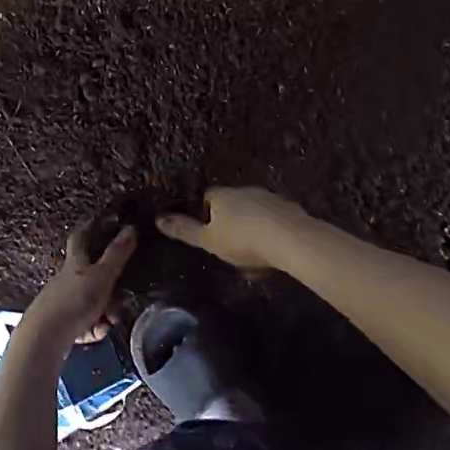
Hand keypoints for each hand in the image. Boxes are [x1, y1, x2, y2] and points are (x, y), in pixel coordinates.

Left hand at [19, 225, 137, 347]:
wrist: (42, 340)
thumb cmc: (74, 302)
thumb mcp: (102, 277)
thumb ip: (117, 255)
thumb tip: (131, 227)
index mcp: (74, 263)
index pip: (81, 238)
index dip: (91, 227)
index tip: (103, 221)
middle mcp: (64, 279)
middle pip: (90, 276)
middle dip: (107, 288)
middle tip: (118, 301)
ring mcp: (59, 301)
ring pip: (89, 302)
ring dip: (102, 313)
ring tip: (106, 323)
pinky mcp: (56, 323)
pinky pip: (81, 323)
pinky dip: (90, 328)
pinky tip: (92, 335)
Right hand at [156, 187, 309, 270]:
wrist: (291, 239)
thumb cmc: (243, 240)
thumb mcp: (209, 241)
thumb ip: (185, 231)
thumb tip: (158, 219)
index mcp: (222, 195)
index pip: (207, 197)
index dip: (204, 213)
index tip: (206, 233)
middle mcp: (245, 190)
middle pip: (232, 205)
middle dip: (230, 224)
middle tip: (230, 249)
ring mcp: (269, 198)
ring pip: (254, 214)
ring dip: (251, 230)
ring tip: (253, 258)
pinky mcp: (290, 209)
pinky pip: (274, 221)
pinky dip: (270, 234)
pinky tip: (272, 253)